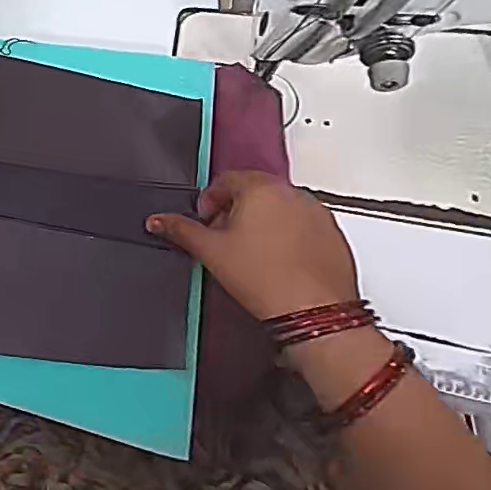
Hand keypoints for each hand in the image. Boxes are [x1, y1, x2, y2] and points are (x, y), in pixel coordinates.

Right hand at [146, 172, 359, 321]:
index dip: (209, 200)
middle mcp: (292, 194)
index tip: (206, 219)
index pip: (226, 180)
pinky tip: (275, 261)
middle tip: (223, 238)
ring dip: (261, 221)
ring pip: (279, 207)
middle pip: (253, 191)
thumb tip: (159, 221)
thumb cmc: (267, 279)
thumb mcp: (210, 251)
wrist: (312, 310)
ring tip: (250, 253)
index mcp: (260, 189)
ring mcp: (315, 212)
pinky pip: (302, 224)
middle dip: (234, 210)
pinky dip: (286, 235)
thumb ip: (180, 230)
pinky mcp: (331, 233)